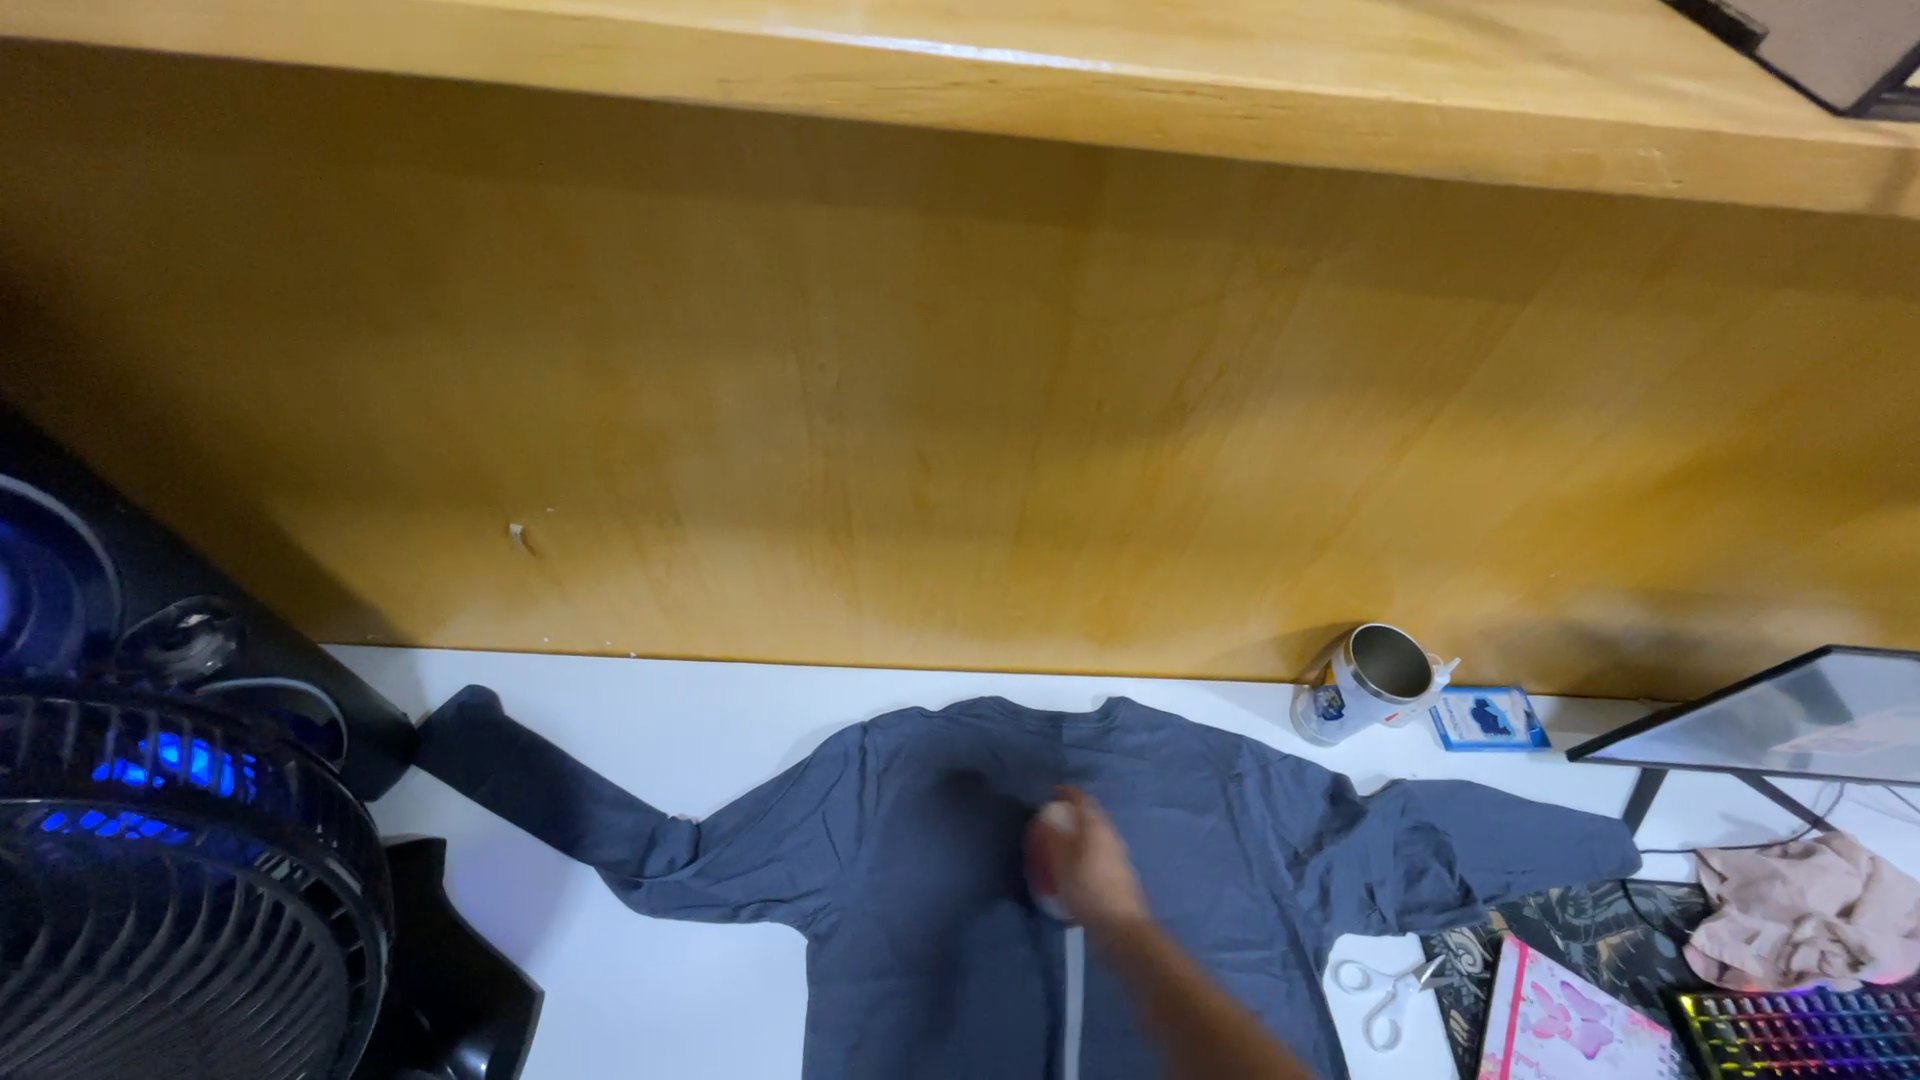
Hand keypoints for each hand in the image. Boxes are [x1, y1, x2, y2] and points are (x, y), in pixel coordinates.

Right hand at [1028, 785, 1148, 937]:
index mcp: (1096, 826)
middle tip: (1053, 820)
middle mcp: (1110, 834)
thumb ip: (1052, 839)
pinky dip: (1086, 850)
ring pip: (1096, 834)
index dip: (1065, 793)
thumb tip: (1047, 822)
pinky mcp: (1121, 871)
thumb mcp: (1061, 863)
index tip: (1050, 795)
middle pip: (1090, 815)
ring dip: (1080, 833)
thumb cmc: (1087, 889)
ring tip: (1062, 844)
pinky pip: (1100, 850)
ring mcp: (1119, 853)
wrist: (1121, 925)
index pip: (1081, 798)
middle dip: (1072, 814)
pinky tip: (1076, 867)